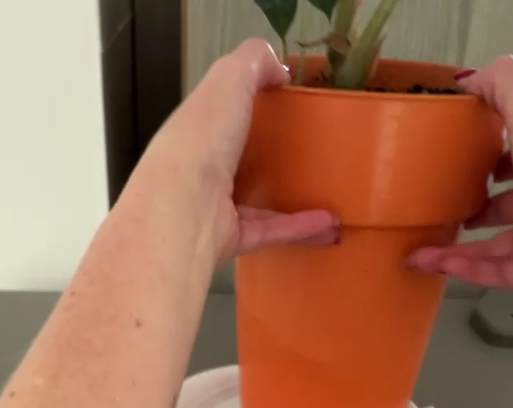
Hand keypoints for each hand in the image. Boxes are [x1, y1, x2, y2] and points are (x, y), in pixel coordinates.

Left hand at [136, 39, 339, 261]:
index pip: (224, 116)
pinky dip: (300, 229)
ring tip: (330, 197)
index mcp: (199, 130)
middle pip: (241, 162)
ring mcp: (216, 208)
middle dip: (271, 159)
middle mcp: (203, 170)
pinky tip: (329, 225)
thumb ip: (254, 63)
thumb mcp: (229, 80)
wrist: (182, 210)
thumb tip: (279, 69)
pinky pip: (271, 232)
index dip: (250, 108)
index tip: (287, 105)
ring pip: (259, 204)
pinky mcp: (231, 239)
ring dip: (294, 202)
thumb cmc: (201, 140)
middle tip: (311, 152)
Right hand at [408, 57, 512, 291]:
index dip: (490, 152)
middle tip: (440, 206)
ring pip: (490, 244)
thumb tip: (469, 80)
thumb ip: (501, 84)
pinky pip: (491, 272)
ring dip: (454, 246)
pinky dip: (462, 269)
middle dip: (472, 204)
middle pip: (504, 203)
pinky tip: (433, 263)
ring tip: (420, 246)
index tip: (457, 155)